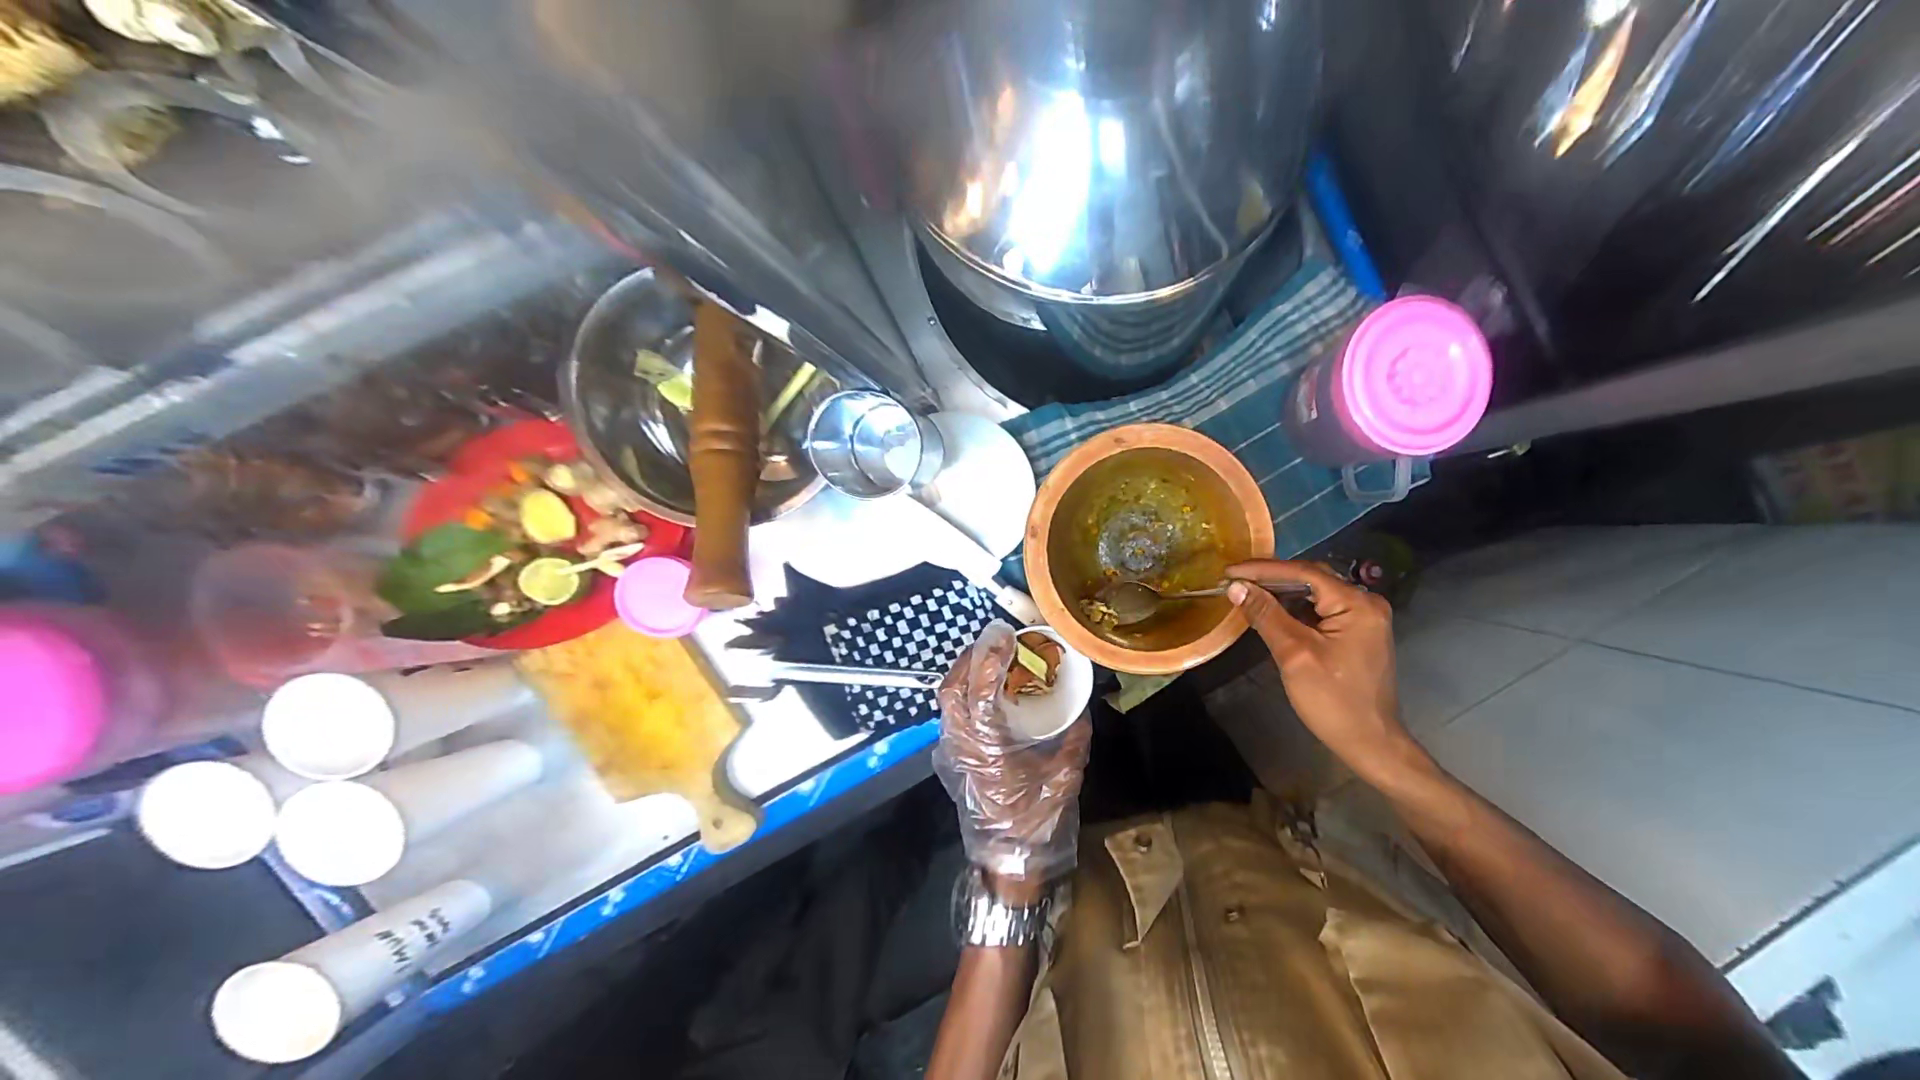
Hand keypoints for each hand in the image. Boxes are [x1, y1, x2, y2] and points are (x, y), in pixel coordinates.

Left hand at [933, 622, 1090, 881]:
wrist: (1007, 856)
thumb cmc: (1035, 819)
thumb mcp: (1064, 777)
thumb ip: (1074, 736)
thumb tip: (1082, 701)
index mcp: (987, 748)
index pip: (979, 693)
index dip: (989, 659)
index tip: (1004, 635)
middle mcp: (961, 744)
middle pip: (951, 688)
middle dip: (970, 657)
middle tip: (995, 638)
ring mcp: (951, 749)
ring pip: (946, 698)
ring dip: (964, 670)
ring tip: (989, 654)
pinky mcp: (951, 754)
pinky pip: (951, 711)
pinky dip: (963, 689)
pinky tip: (984, 684)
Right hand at [1226, 560, 1429, 787]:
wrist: (1370, 742)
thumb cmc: (1333, 700)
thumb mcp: (1294, 654)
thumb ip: (1266, 615)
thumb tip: (1236, 587)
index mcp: (1357, 604)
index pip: (1303, 572)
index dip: (1262, 570)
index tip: (1229, 571)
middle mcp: (1366, 603)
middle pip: (1311, 579)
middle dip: (1270, 578)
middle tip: (1234, 580)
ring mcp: (1364, 618)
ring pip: (1314, 594)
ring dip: (1280, 593)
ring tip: (1245, 592)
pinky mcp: (1357, 632)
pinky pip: (1321, 609)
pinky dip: (1294, 608)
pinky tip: (1270, 610)